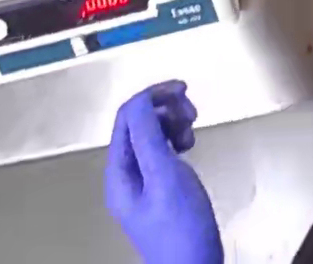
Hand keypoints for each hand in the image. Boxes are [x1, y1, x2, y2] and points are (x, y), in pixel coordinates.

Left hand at [105, 81, 221, 263]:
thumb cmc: (180, 225)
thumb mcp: (164, 176)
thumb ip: (148, 136)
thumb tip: (141, 99)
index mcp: (119, 172)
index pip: (127, 116)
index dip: (152, 95)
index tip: (183, 89)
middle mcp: (126, 174)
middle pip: (139, 122)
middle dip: (166, 108)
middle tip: (193, 112)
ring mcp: (142, 181)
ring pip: (153, 132)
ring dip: (173, 121)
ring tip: (192, 131)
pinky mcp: (159, 186)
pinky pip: (163, 148)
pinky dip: (177, 138)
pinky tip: (190, 144)